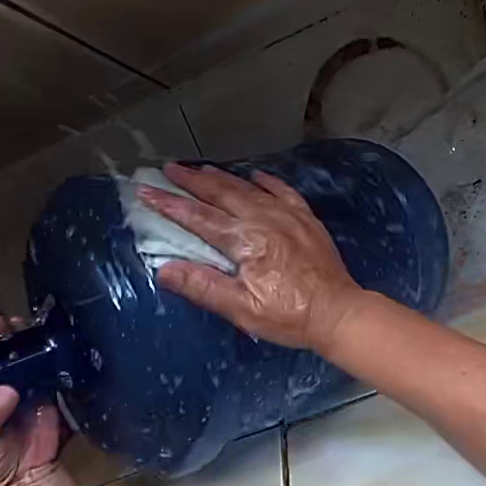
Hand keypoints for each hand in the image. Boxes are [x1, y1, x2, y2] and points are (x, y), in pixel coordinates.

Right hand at [139, 163, 366, 350]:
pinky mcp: (307, 220)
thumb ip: (203, 286)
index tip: (147, 192)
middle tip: (169, 169)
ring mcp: (288, 217)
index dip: (170, 204)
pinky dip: (267, 182)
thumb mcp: (242, 309)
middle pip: (222, 194)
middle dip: (192, 181)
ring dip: (223, 178)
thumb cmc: (289, 316)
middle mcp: (265, 220)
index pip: (199, 218)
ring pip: (249, 189)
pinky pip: (283, 192)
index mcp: (246, 241)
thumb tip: (164, 269)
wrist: (338, 313)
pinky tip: (257, 176)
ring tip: (201, 169)